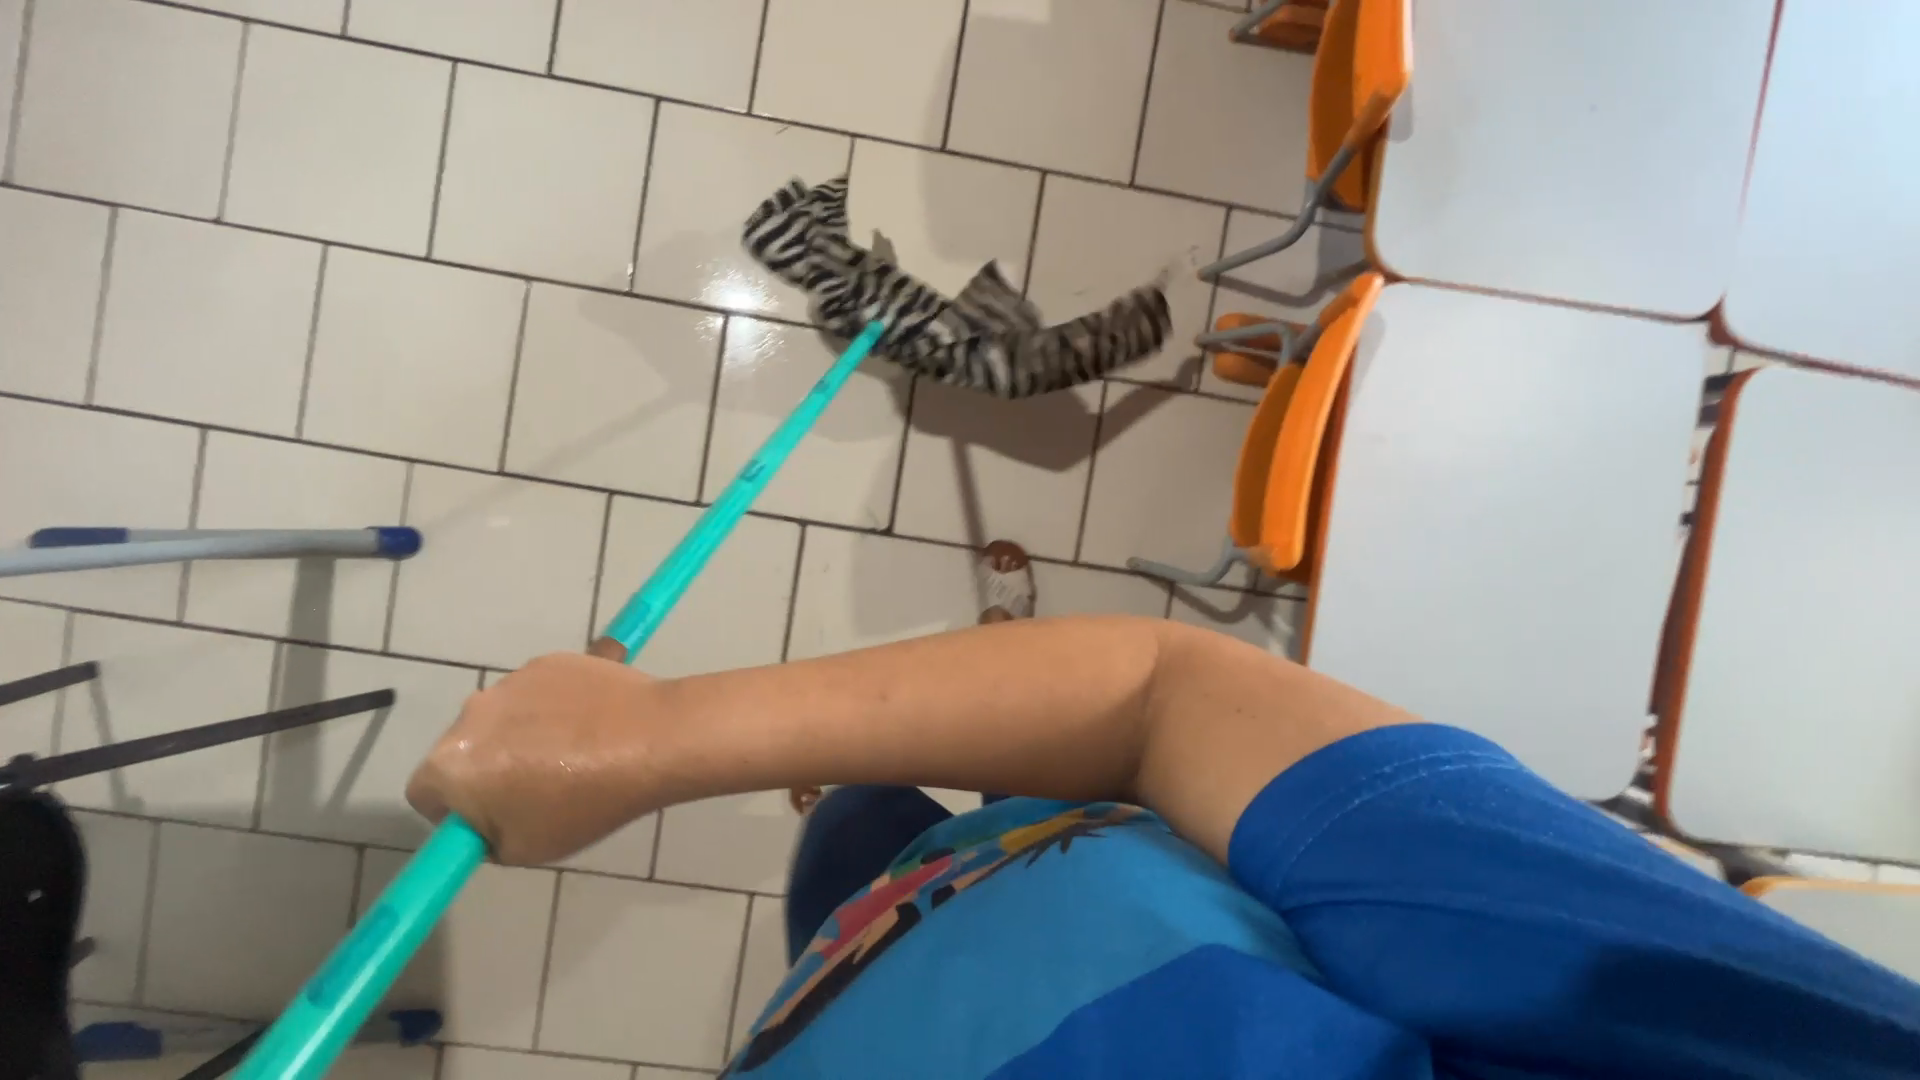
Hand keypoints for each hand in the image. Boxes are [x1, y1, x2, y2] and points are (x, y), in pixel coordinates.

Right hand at [406, 653, 665, 864]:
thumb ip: (485, 837)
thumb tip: (486, 819)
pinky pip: (540, 692)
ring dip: (524, 734)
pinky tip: (593, 722)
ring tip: (578, 752)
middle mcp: (470, 712)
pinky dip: (556, 706)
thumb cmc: (586, 801)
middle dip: (490, 769)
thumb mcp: (523, 849)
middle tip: (542, 786)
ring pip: (504, 717)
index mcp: (450, 763)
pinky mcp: (552, 660)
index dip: (457, 811)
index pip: (427, 794)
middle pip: (464, 749)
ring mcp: (514, 679)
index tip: (496, 817)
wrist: (653, 737)